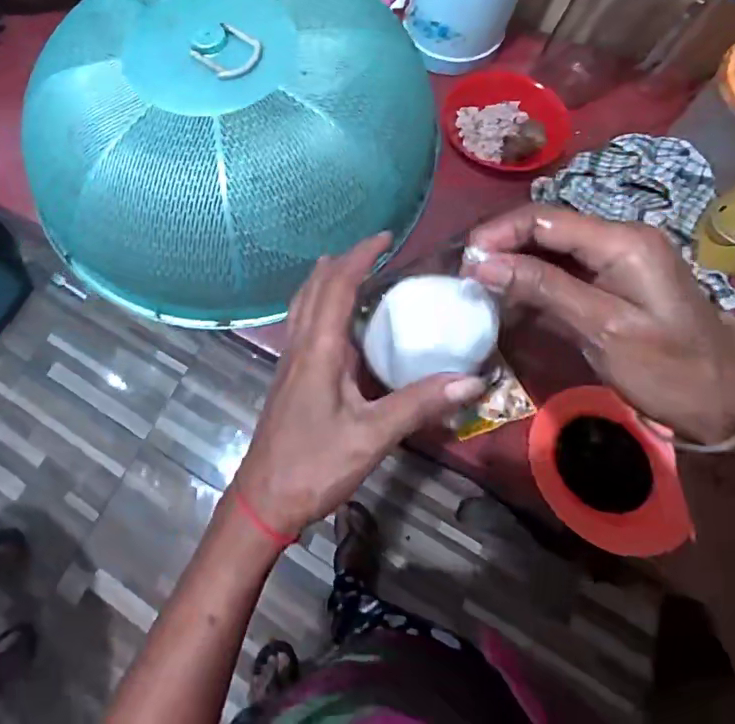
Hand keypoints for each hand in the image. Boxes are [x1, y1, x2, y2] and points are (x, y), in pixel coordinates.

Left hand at [230, 233, 488, 537]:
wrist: (263, 497)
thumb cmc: (314, 465)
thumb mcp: (372, 436)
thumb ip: (418, 404)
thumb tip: (471, 380)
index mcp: (318, 349)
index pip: (338, 286)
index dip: (360, 256)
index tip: (386, 237)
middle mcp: (300, 345)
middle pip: (316, 288)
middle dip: (343, 261)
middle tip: (376, 249)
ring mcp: (290, 360)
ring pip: (304, 303)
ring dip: (326, 280)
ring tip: (352, 269)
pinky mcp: (289, 376)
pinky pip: (303, 323)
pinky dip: (320, 304)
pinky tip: (337, 322)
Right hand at [461, 205, 734, 444]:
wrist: (724, 410)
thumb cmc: (669, 370)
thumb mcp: (603, 329)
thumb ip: (543, 289)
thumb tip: (482, 263)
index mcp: (623, 242)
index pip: (544, 219)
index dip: (498, 233)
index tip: (465, 262)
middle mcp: (619, 239)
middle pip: (544, 229)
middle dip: (501, 248)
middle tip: (467, 277)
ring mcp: (616, 260)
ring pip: (548, 249)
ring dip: (513, 266)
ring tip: (481, 291)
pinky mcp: (612, 282)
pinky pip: (561, 271)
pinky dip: (532, 284)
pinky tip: (509, 303)